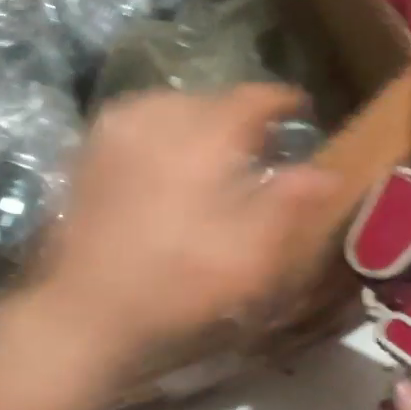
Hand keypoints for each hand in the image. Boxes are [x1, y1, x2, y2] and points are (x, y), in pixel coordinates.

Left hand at [13, 86, 340, 375]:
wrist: (83, 313)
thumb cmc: (177, 285)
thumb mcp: (251, 254)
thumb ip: (292, 203)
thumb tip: (327, 170)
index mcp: (202, 130)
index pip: (255, 96)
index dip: (284, 103)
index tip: (303, 112)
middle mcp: (155, 113)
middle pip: (210, 100)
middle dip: (239, 119)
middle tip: (261, 148)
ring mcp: (112, 131)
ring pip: (171, 111)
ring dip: (198, 128)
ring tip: (214, 160)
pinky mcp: (84, 155)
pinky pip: (137, 130)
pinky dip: (161, 142)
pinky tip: (167, 174)